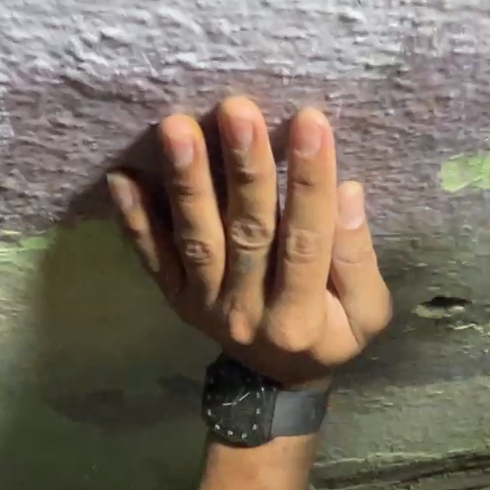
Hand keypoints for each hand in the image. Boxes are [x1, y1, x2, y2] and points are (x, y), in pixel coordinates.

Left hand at [106, 97, 392, 388]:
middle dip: (244, 171)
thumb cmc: (330, 335)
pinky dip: (135, 219)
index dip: (309, 183)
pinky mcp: (177, 297)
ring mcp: (205, 304)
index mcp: (299, 318)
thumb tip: (347, 193)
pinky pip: (152, 258)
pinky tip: (123, 177)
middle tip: (237, 110)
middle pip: (247, 234)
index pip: (308, 243)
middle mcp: (247, 312)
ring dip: (187, 183)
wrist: (278, 378)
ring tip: (178, 129)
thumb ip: (359, 261)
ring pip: (196, 240)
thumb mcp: (366, 314)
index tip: (310, 122)